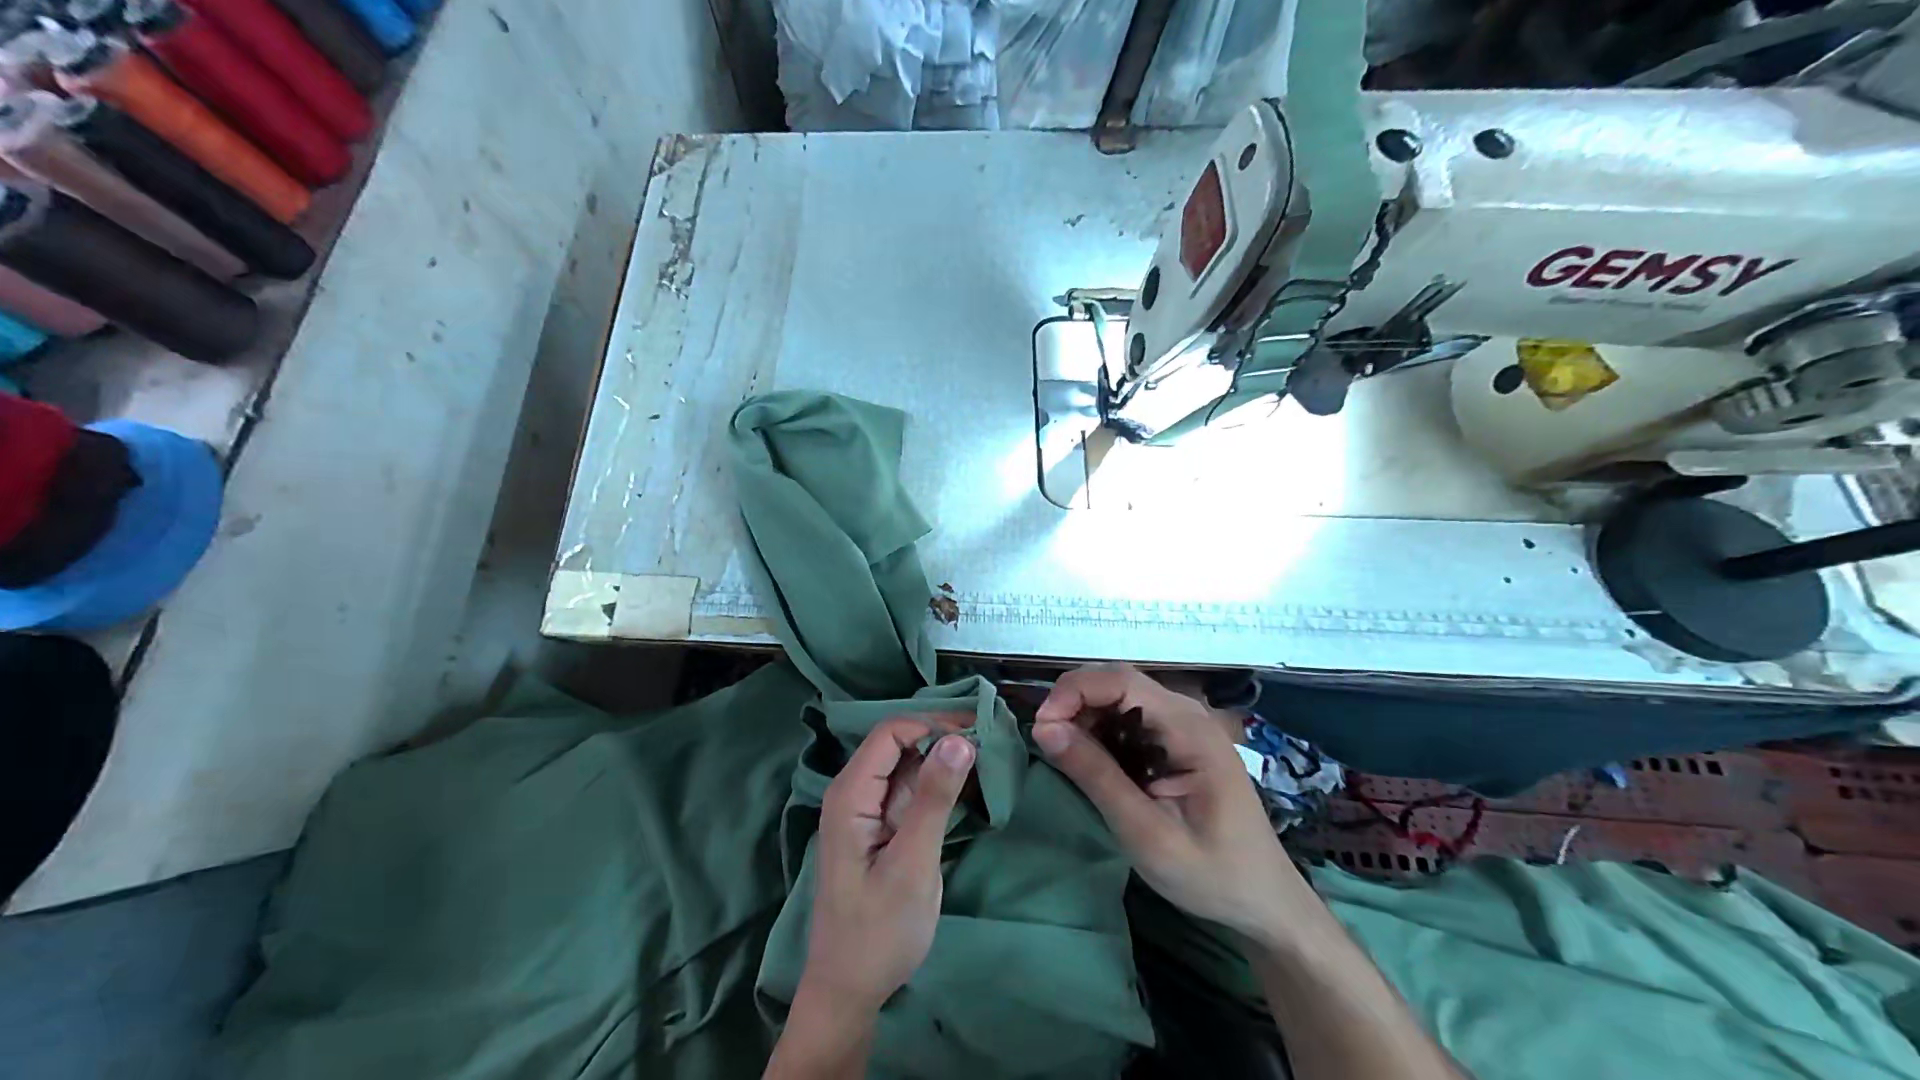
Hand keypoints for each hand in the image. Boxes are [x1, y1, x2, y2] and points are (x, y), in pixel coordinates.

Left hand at [802, 716, 976, 1011]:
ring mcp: (867, 811)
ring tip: (988, 758)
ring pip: (906, 765)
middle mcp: (855, 793)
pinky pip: (909, 791)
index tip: (978, 732)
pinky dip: (938, 784)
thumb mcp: (912, 864)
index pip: (890, 732)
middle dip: (941, 736)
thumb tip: (960, 739)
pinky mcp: (881, 828)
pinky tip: (968, 785)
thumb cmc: (878, 931)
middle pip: (898, 743)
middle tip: (991, 742)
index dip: (932, 724)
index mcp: (850, 794)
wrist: (850, 990)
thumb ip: (933, 799)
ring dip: (943, 759)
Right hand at [1033, 664, 1300, 940]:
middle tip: (1045, 741)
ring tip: (1062, 752)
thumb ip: (1097, 776)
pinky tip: (1089, 759)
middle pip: (1117, 682)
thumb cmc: (1211, 873)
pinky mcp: (1177, 741)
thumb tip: (1044, 728)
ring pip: (1120, 696)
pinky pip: (1129, 717)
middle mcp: (1187, 714)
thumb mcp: (1146, 832)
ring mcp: (1184, 725)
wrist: (1264, 902)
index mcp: (1188, 728)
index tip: (1041, 728)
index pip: (1120, 680)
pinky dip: (1100, 729)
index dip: (1073, 692)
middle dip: (1073, 702)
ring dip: (1083, 715)